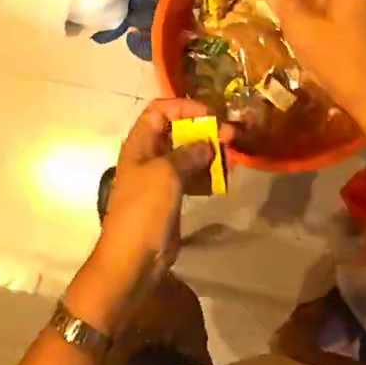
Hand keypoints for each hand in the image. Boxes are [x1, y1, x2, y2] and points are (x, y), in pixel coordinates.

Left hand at [68, 98, 229, 331]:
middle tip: (231, 135)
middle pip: (178, 131)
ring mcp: (160, 178)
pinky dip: (208, 174)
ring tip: (233, 157)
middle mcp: (149, 155)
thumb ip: (189, 153)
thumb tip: (208, 143)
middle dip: (204, 130)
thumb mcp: (167, 173)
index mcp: (140, 143)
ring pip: (188, 155)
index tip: (209, 114)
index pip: (159, 110)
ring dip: (210, 153)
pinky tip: (225, 178)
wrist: (133, 257)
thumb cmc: (144, 208)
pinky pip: (192, 177)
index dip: (183, 107)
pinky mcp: (171, 197)